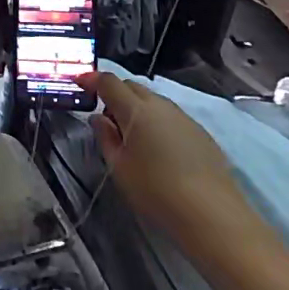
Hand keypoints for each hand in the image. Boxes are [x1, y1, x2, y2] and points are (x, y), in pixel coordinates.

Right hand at [77, 72, 251, 251]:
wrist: (209, 210)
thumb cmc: (155, 190)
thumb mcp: (119, 168)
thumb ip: (106, 138)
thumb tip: (98, 118)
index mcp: (136, 110)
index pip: (110, 83)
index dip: (92, 79)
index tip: (80, 82)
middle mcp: (161, 104)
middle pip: (132, 87)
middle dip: (115, 94)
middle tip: (106, 119)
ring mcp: (183, 115)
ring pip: (153, 100)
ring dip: (137, 108)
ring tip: (132, 138)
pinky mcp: (199, 130)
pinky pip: (170, 115)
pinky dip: (157, 121)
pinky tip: (158, 148)